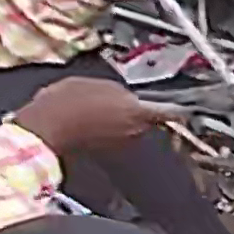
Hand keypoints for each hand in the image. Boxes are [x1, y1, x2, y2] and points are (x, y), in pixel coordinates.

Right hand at [11, 77, 187, 153]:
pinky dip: (108, 127)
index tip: (186, 111)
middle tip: (113, 98)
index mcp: (138, 111)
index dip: (178, 111)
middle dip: (135, 109)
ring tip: (95, 107)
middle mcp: (138, 130)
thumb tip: (127, 97)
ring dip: (121, 118)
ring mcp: (126, 142)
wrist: (48, 127)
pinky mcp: (112, 149)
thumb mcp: (96, 84)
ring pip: (131, 125)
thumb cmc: (69, 102)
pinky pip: (116, 133)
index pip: (168, 112)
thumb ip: (120, 91)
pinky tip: (89, 118)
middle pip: (146, 117)